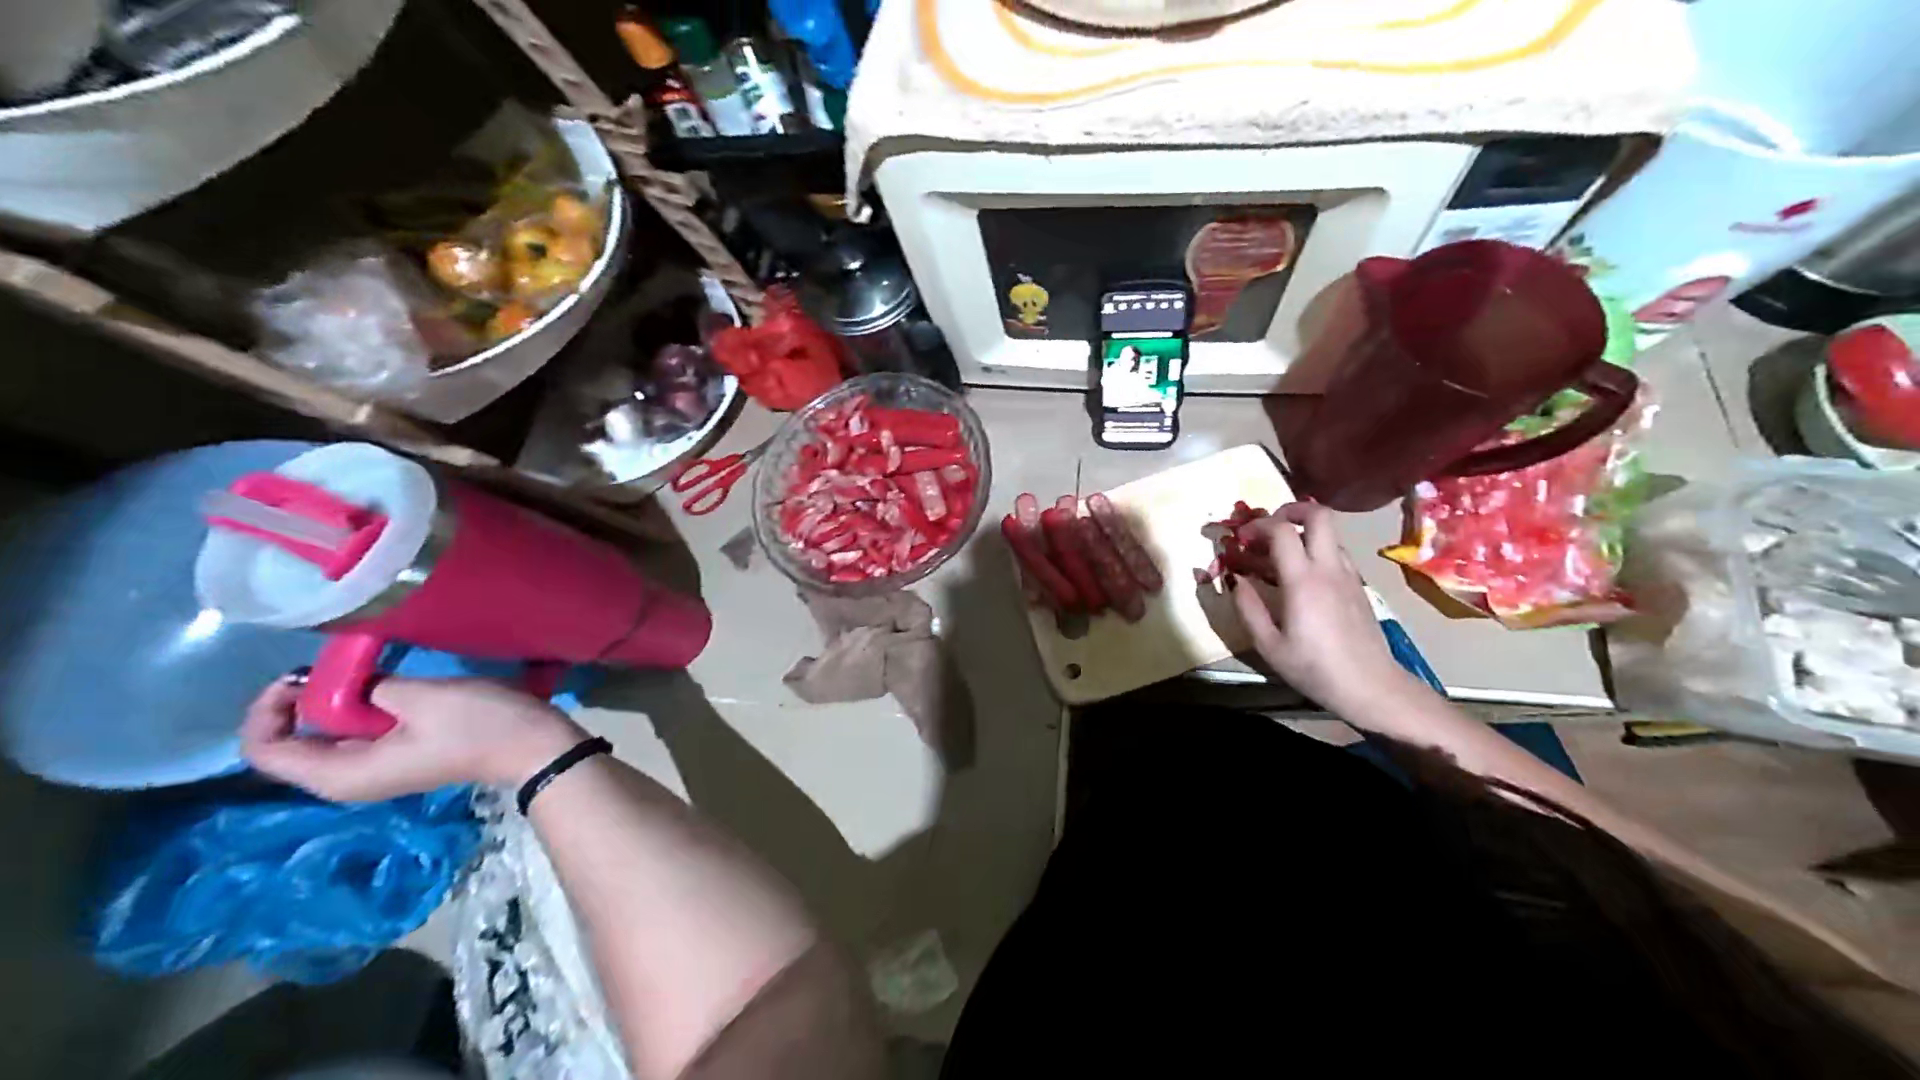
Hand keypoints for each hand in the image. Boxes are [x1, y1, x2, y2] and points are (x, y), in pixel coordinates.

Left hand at [241, 675, 587, 801]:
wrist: (535, 747)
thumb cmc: (479, 725)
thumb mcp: (422, 697)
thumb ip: (371, 688)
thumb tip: (356, 685)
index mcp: (340, 774)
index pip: (265, 752)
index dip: (266, 711)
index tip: (300, 674)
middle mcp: (346, 781)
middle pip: (291, 746)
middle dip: (297, 704)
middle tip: (328, 666)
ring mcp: (375, 772)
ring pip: (324, 739)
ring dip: (329, 706)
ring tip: (356, 671)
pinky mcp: (400, 759)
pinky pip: (354, 737)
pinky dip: (355, 712)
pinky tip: (383, 688)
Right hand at [1229, 502, 1414, 711]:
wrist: (1371, 687)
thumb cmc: (1314, 669)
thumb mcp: (1268, 645)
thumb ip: (1248, 608)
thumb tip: (1235, 581)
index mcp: (1303, 581)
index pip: (1282, 530)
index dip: (1257, 526)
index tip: (1239, 539)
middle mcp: (1329, 569)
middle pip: (1318, 514)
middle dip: (1290, 510)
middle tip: (1267, 528)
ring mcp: (1348, 575)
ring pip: (1328, 533)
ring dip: (1301, 533)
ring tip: (1276, 556)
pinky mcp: (1358, 586)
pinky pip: (1334, 553)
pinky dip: (1313, 551)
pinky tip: (1298, 576)